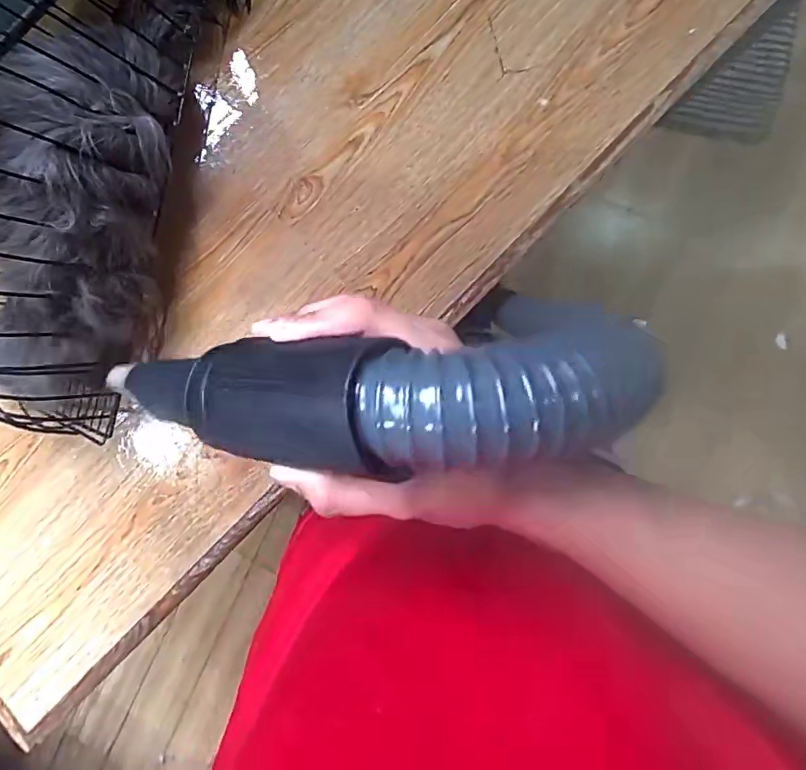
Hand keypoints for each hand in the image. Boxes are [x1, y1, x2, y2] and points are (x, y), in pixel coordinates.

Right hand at [253, 294, 593, 528]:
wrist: (538, 480)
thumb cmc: (479, 485)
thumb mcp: (411, 498)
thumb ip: (347, 490)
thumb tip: (283, 471)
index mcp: (428, 361)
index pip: (366, 317)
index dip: (314, 321)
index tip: (273, 334)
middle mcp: (432, 338)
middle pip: (363, 307)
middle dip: (310, 316)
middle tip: (267, 335)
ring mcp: (435, 341)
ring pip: (373, 314)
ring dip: (326, 320)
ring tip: (285, 338)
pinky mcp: (434, 351)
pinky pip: (383, 329)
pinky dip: (347, 331)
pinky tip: (325, 350)